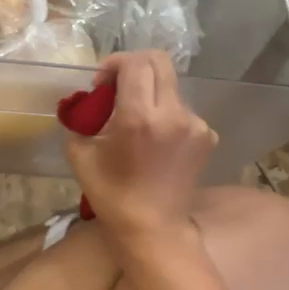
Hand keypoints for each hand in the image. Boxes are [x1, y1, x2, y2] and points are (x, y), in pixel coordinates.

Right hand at [64, 51, 218, 239]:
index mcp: (139, 116)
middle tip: (118, 87)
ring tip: (136, 120)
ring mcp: (196, 124)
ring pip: (170, 87)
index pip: (134, 63)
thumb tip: (85, 102)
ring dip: (150, 92)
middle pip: (159, 62)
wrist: (153, 228)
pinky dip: (165, 114)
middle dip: (134, 66)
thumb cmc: (111, 194)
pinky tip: (155, 139)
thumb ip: (81, 119)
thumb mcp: (80, 154)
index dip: (114, 63)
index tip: (102, 83)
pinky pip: (183, 110)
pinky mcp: (208, 136)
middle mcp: (173, 113)